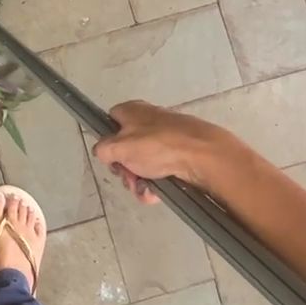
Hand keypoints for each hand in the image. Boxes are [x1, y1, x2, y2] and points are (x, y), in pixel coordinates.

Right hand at [92, 101, 236, 202]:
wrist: (203, 155)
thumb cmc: (156, 146)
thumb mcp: (119, 147)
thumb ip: (103, 149)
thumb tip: (102, 151)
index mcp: (132, 110)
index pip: (109, 122)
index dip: (107, 142)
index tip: (111, 158)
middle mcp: (148, 120)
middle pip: (126, 147)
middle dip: (125, 168)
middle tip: (130, 178)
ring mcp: (166, 137)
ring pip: (143, 162)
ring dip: (139, 180)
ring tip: (146, 190)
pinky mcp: (181, 153)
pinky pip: (161, 169)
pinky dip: (156, 183)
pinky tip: (157, 194)